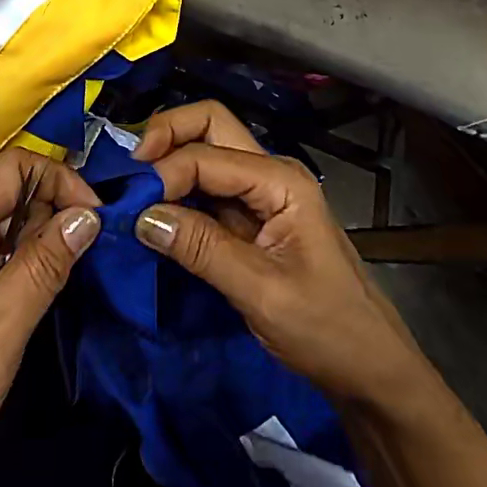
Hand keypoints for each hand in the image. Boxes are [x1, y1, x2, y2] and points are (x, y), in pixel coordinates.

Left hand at [0, 148, 101, 486]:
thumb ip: (45, 266)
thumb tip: (91, 215)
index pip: (15, 166)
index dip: (61, 180)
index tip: (95, 218)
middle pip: (16, 186)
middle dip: (58, 208)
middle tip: (88, 249)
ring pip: (13, 215)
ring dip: (46, 234)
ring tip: (69, 268)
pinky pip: (2, 242)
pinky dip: (30, 253)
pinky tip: (43, 281)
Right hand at [129, 101, 432, 406]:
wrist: (364, 358)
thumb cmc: (325, 326)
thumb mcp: (261, 292)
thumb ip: (203, 249)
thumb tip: (141, 216)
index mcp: (282, 180)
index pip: (207, 155)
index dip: (164, 173)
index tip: (125, 208)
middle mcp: (271, 173)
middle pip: (210, 127)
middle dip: (164, 137)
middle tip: (123, 175)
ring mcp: (261, 193)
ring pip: (206, 153)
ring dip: (167, 163)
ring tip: (126, 193)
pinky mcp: (251, 217)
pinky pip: (208, 189)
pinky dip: (177, 193)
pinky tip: (151, 213)